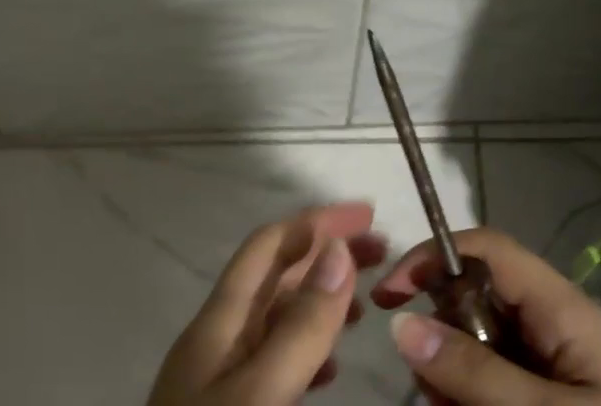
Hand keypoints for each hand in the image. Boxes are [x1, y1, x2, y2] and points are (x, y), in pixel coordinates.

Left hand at [148, 203, 388, 405]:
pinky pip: (274, 358)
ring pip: (277, 317)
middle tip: (382, 251)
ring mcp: (220, 373)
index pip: (270, 246)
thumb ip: (299, 328)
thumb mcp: (261, 390)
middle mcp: (218, 336)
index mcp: (220, 320)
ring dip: (321, 298)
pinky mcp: (229, 405)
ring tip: (367, 303)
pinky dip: (309, 347)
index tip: (368, 213)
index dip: (317, 221)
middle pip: (276, 275)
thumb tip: (338, 252)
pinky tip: (332, 366)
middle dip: (326, 254)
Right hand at [371, 228, 600, 405]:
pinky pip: (494, 375)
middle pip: (474, 296)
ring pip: (477, 341)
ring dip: (451, 373)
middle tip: (427, 386)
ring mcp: (550, 359)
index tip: (390, 296)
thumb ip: (475, 372)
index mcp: (560, 307)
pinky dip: (469, 394)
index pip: (487, 248)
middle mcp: (551, 322)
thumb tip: (401, 325)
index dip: (434, 256)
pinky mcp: (547, 390)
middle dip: (438, 332)